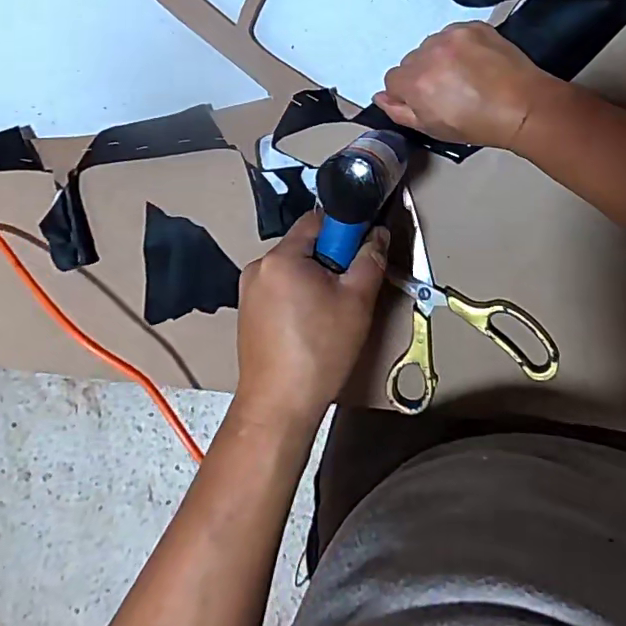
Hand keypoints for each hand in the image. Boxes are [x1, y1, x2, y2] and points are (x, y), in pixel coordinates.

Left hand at [233, 211, 389, 429]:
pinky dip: (299, 299)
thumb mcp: (358, 300)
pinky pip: (280, 291)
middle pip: (305, 246)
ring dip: (316, 281)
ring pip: (294, 271)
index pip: (318, 220)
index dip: (346, 232)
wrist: (279, 406)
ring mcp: (249, 292)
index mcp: (281, 257)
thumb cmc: (317, 353)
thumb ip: (370, 259)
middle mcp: (258, 268)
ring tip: (332, 315)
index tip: (361, 252)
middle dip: (332, 261)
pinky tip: (312, 328)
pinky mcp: (248, 314)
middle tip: (349, 291)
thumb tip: (376, 235)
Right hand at [373, 21, 558, 148]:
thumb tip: (382, 98)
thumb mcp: (433, 128)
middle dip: (424, 74)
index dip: (408, 93)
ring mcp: (453, 37)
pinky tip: (475, 64)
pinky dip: (460, 47)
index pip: (392, 80)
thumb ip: (400, 111)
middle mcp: (429, 54)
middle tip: (449, 91)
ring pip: (431, 46)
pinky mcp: (473, 27)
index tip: (426, 99)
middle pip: (411, 61)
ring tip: (465, 77)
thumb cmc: (481, 123)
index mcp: (415, 82)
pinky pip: (453, 34)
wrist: (523, 106)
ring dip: (441, 58)